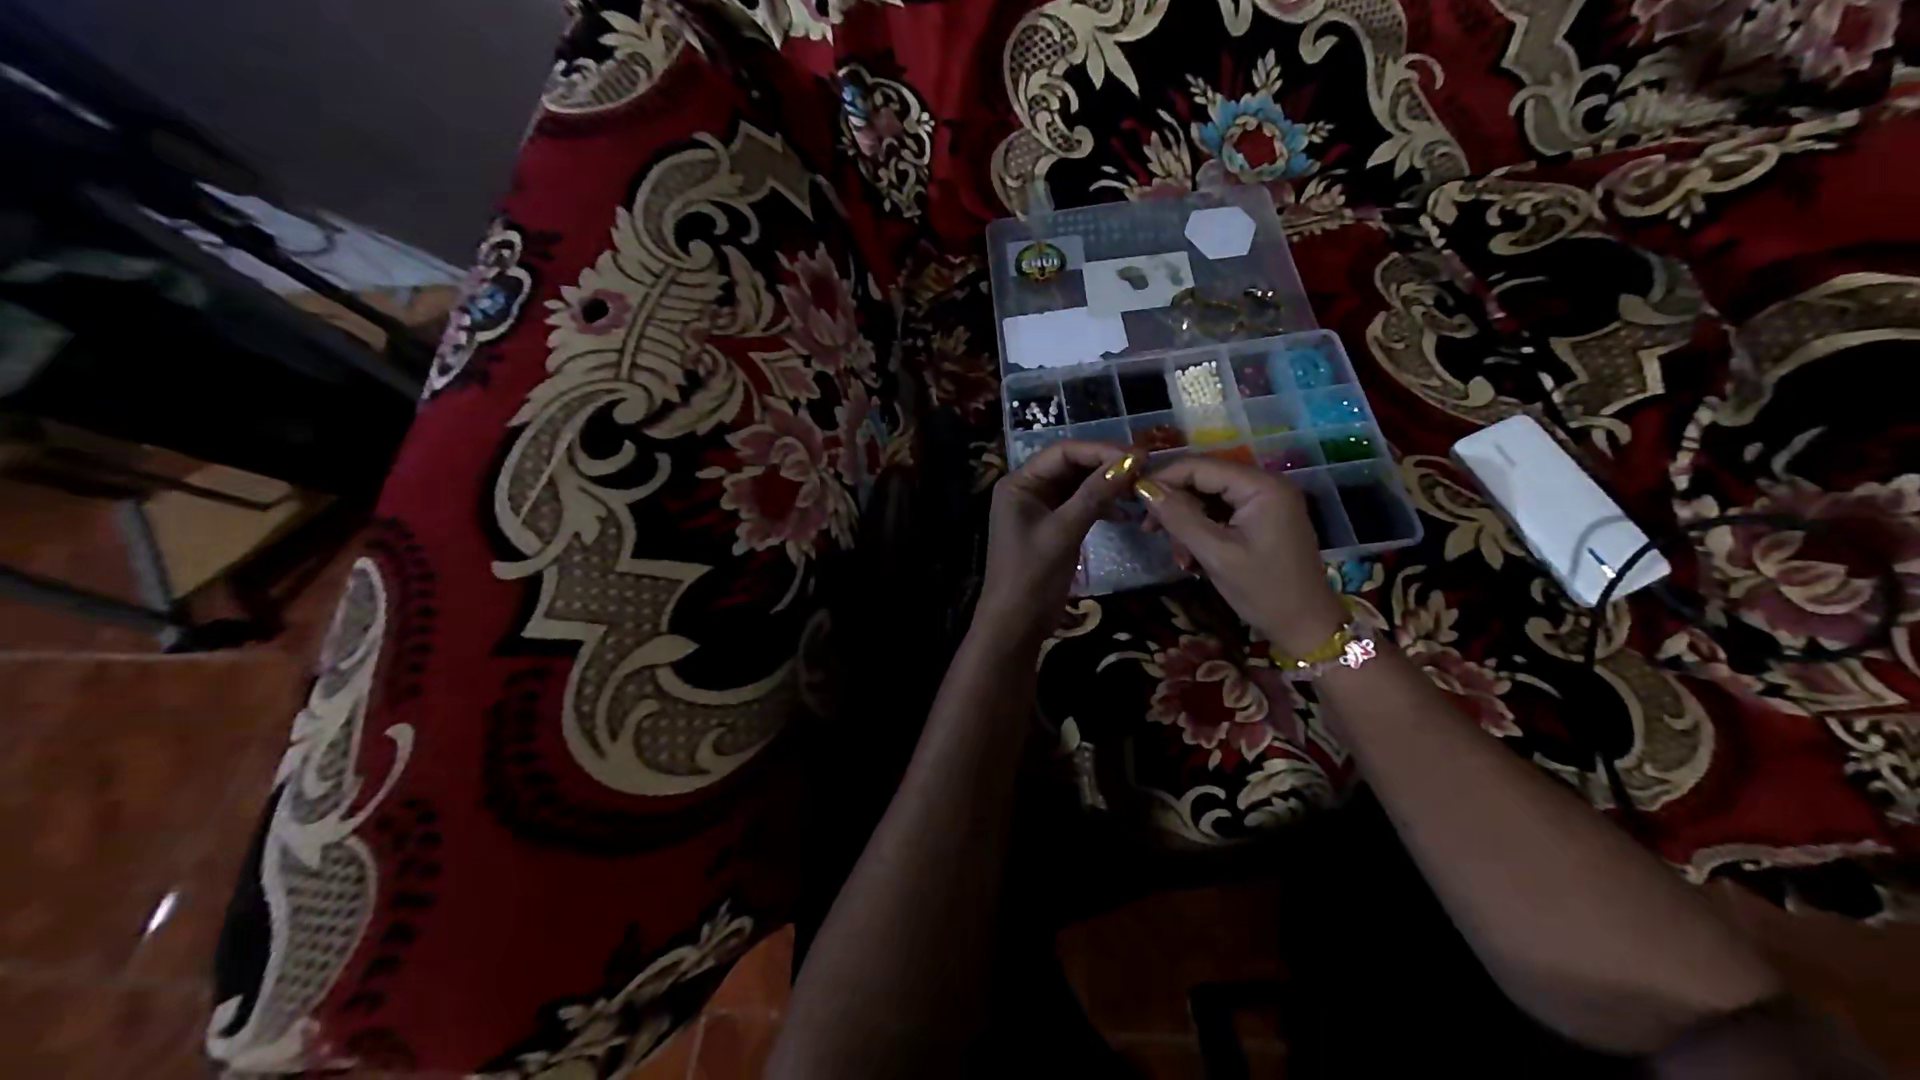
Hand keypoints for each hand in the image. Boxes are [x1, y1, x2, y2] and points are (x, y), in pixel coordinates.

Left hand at [978, 441, 1137, 636]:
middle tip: (1146, 469)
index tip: (1139, 455)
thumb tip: (1131, 461)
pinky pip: (1079, 506)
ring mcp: (1040, 509)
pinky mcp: (1052, 527)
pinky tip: (1126, 513)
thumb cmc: (1031, 575)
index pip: (1063, 452)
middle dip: (1106, 467)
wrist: (1015, 624)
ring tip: (1140, 490)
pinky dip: (1101, 507)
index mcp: (1019, 483)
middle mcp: (1027, 489)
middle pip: (1071, 466)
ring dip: (1107, 486)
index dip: (1101, 450)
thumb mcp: (1064, 532)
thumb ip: (1095, 494)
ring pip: (1078, 486)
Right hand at [1136, 457, 1347, 657]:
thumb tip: (1143, 489)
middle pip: (1204, 479)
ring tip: (1179, 556)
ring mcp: (1266, 501)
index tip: (1134, 500)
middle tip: (1151, 532)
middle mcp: (1266, 484)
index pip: (1200, 466)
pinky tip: (1192, 556)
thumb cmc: (1263, 590)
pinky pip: (1222, 512)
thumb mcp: (1215, 554)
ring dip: (1186, 522)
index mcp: (1261, 486)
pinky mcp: (1263, 518)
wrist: (1306, 626)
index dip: (1163, 479)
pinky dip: (1202, 530)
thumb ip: (1178, 518)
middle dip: (1175, 505)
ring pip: (1209, 497)